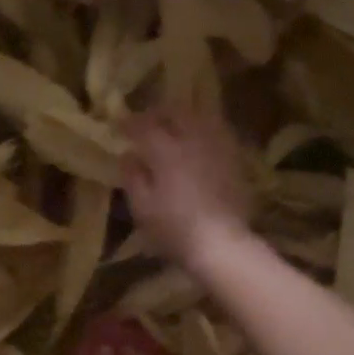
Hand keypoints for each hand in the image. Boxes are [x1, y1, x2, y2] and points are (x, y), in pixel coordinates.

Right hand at [121, 111, 254, 262]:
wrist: (220, 242)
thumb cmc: (174, 228)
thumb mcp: (142, 207)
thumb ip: (133, 177)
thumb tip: (128, 155)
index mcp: (166, 150)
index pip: (144, 126)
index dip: (129, 123)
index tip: (118, 125)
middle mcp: (194, 139)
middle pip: (176, 112)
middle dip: (158, 113)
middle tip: (146, 121)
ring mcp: (218, 146)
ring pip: (201, 116)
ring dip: (183, 117)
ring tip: (174, 126)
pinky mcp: (235, 158)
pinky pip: (218, 131)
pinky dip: (203, 129)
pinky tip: (198, 141)